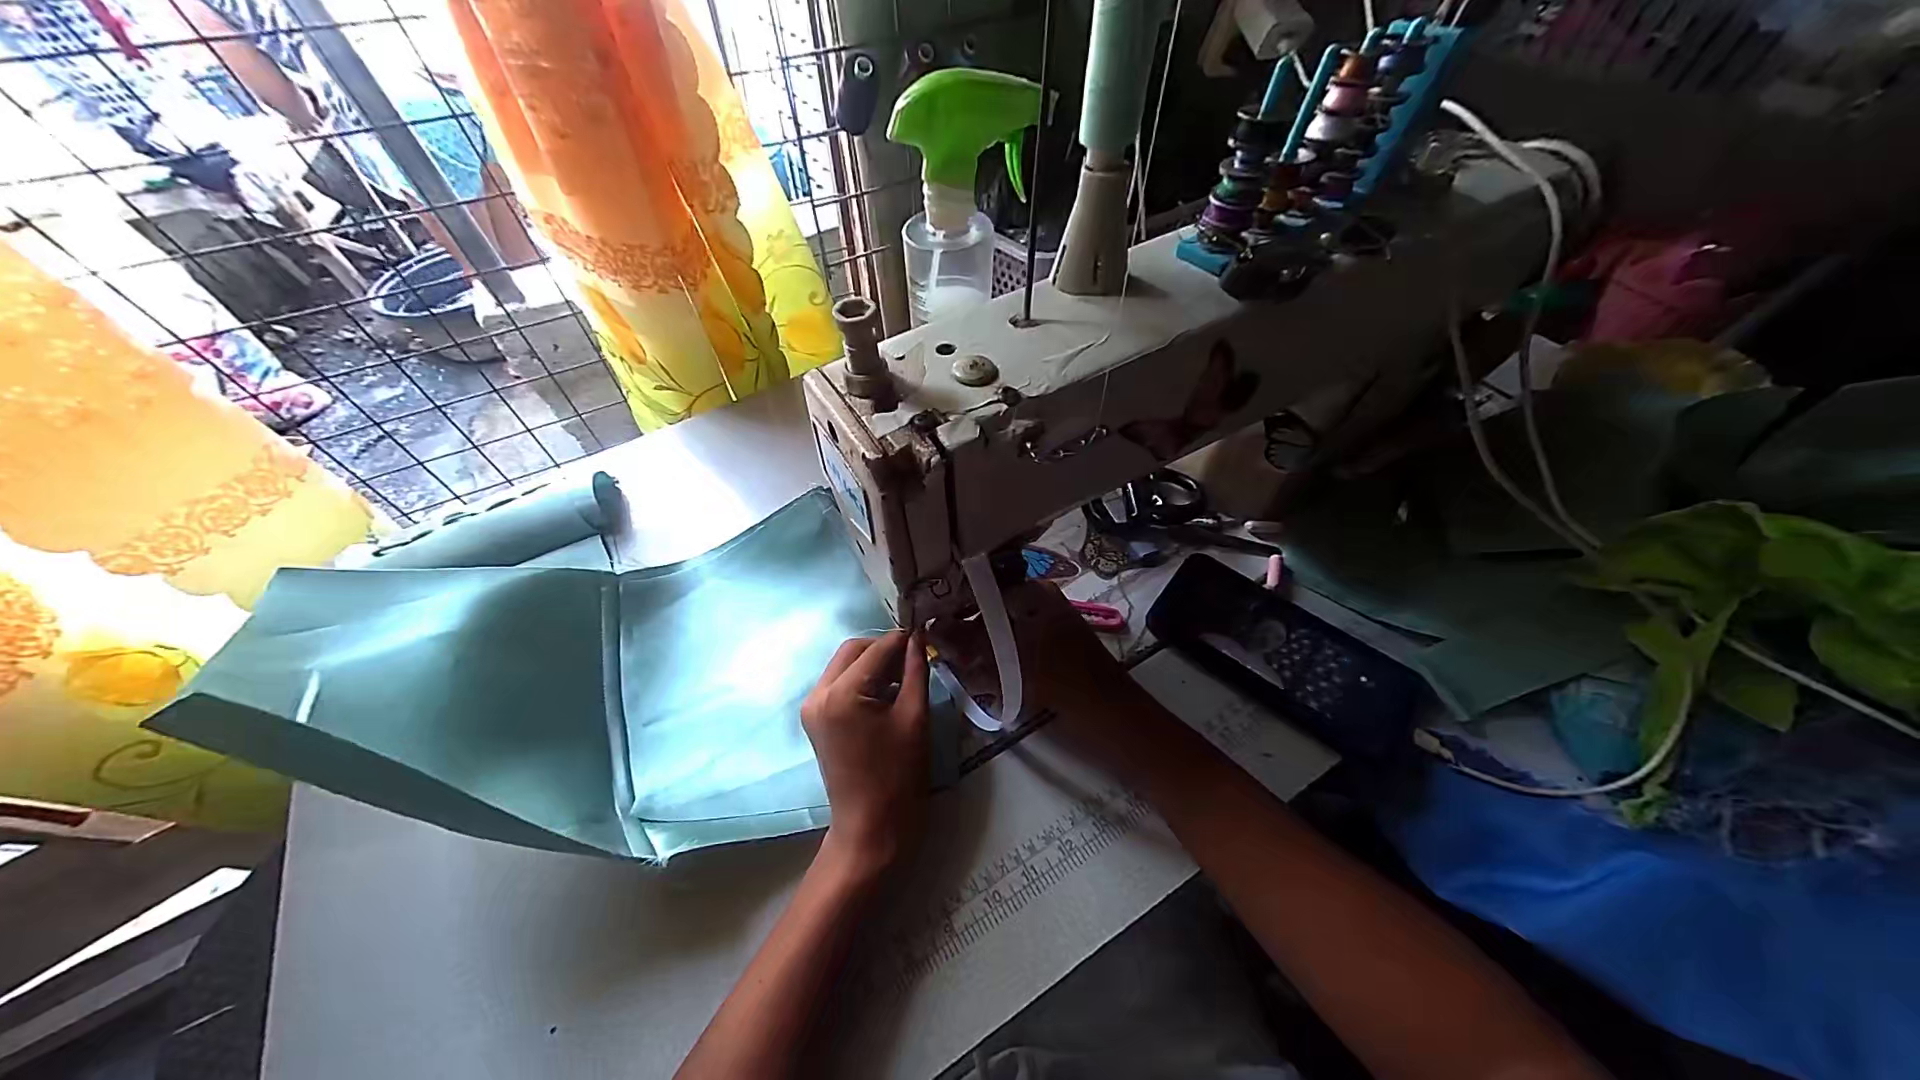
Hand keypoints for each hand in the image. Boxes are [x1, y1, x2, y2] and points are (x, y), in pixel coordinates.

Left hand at [801, 631, 929, 876]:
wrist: (871, 827)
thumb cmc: (899, 776)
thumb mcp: (914, 717)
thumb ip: (916, 670)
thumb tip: (920, 637)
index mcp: (842, 694)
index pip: (877, 649)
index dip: (904, 639)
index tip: (928, 636)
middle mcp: (818, 693)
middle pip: (854, 650)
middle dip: (885, 648)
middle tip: (916, 659)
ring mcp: (812, 707)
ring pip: (845, 664)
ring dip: (873, 663)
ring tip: (904, 678)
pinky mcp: (815, 719)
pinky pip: (839, 683)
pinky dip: (862, 680)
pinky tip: (886, 694)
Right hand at [931, 583, 1170, 779]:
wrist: (1114, 721)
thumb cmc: (1066, 682)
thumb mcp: (1012, 660)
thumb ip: (968, 642)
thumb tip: (929, 628)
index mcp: (1033, 593)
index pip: (981, 585)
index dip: (952, 601)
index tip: (925, 618)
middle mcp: (1037, 603)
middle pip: (987, 610)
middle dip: (962, 631)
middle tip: (938, 650)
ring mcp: (1043, 629)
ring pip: (996, 634)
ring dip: (976, 650)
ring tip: (956, 668)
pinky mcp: (1046, 655)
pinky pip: (1010, 652)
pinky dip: (994, 663)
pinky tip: (979, 679)